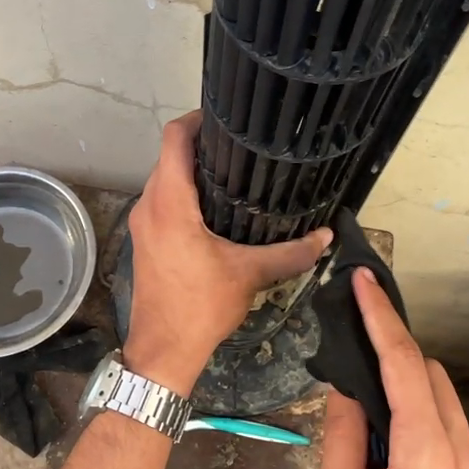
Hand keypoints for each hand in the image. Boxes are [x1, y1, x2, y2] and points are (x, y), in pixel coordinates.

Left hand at [123, 112, 332, 392]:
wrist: (162, 351)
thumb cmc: (200, 306)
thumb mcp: (249, 275)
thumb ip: (290, 253)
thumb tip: (326, 237)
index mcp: (169, 202)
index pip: (174, 138)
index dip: (197, 119)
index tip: (226, 117)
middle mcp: (149, 205)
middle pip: (169, 156)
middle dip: (201, 145)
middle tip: (240, 145)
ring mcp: (142, 223)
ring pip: (163, 180)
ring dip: (190, 171)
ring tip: (232, 171)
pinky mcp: (144, 240)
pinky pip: (161, 201)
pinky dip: (182, 194)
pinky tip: (213, 206)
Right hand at [316, 269, 468, 468]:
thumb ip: (342, 437)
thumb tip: (346, 390)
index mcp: (425, 453)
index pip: (403, 365)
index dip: (381, 318)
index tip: (364, 280)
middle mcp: (461, 449)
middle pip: (429, 371)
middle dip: (392, 342)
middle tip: (351, 326)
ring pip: (441, 392)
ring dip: (405, 372)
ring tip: (361, 370)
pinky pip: (444, 418)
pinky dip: (416, 400)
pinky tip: (384, 415)